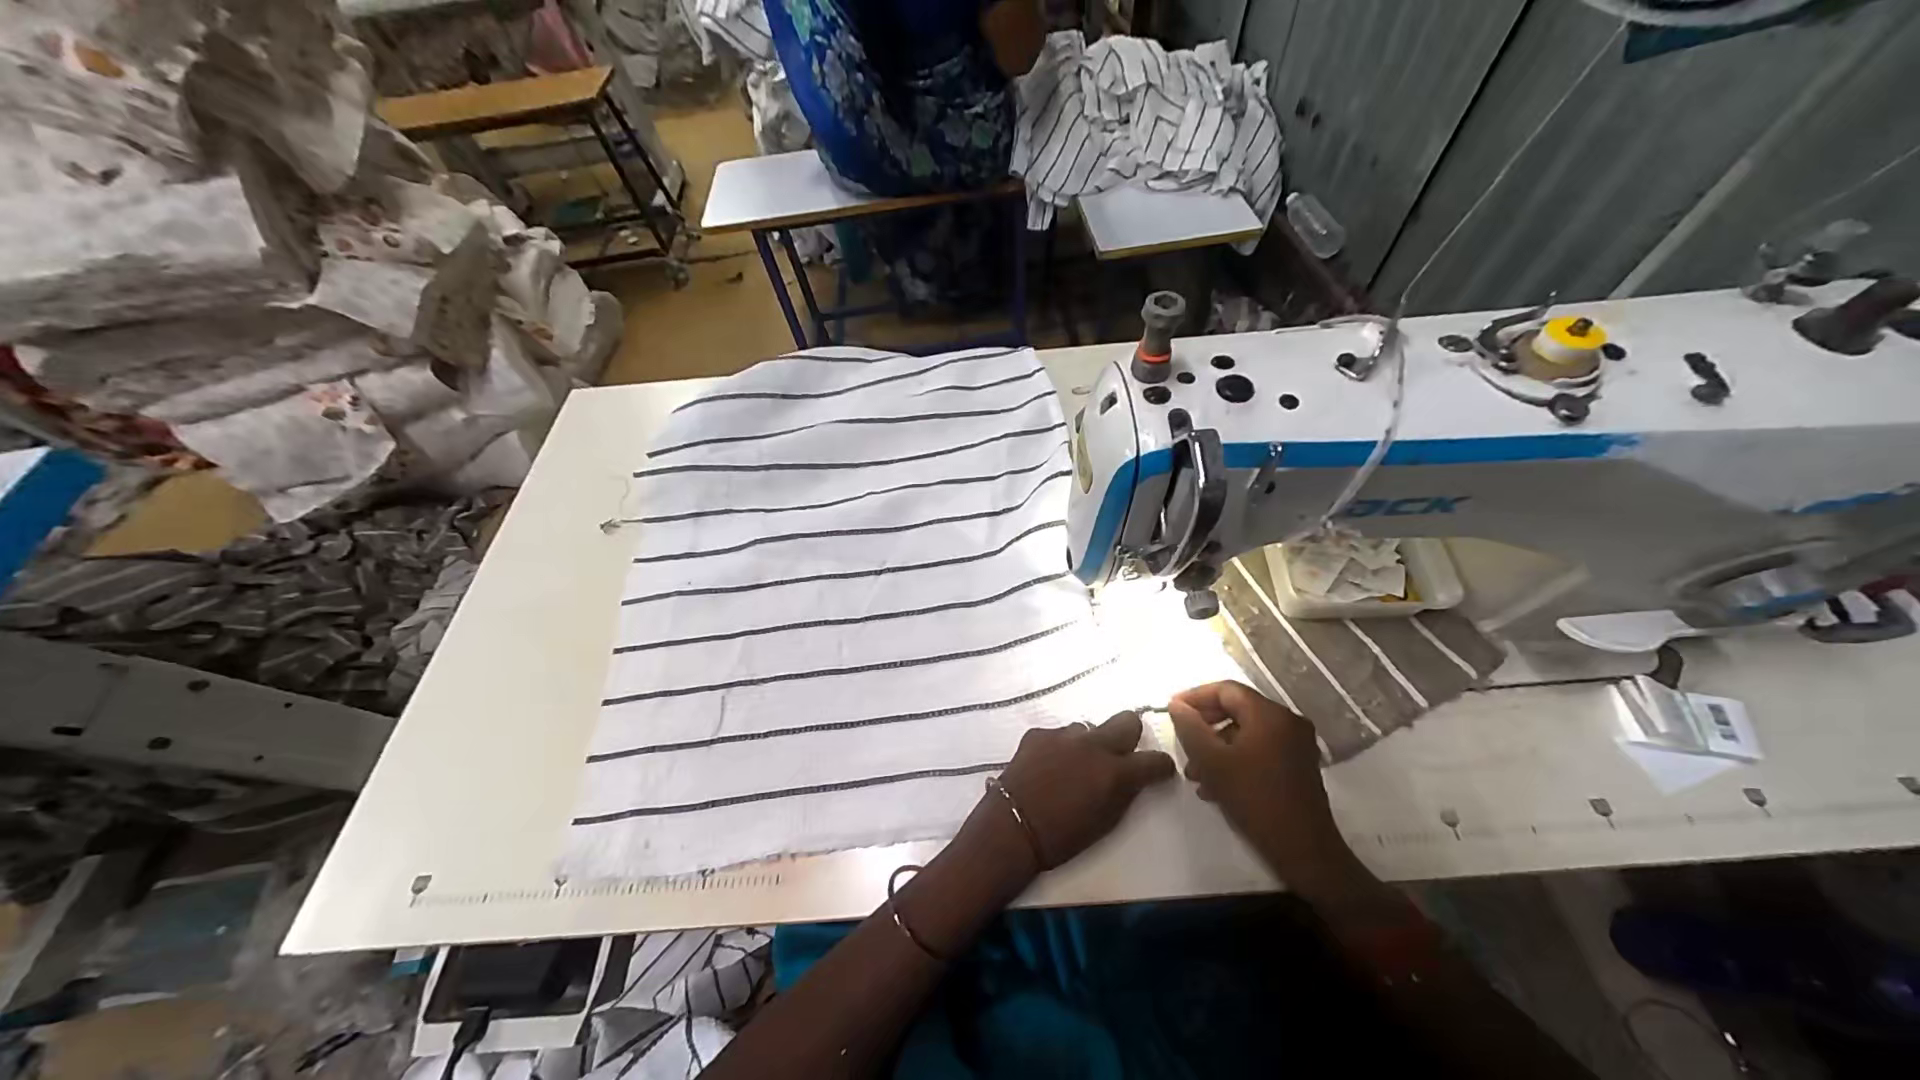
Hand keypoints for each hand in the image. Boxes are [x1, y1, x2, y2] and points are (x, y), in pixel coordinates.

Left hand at [997, 711, 1175, 868]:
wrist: (1012, 828)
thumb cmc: (1063, 837)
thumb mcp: (1106, 821)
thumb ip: (1124, 793)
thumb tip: (1132, 780)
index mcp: (1116, 772)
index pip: (1155, 760)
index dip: (1160, 766)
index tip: (1159, 771)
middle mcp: (1094, 745)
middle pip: (1126, 720)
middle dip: (1129, 736)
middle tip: (1120, 755)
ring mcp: (1064, 735)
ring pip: (1088, 729)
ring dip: (1088, 745)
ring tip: (1074, 767)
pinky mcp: (1038, 734)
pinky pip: (1057, 735)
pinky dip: (1058, 748)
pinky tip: (1047, 767)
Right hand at [1169, 681, 1366, 898]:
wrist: (1303, 849)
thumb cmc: (1255, 799)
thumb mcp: (1212, 762)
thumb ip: (1190, 728)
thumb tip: (1177, 706)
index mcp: (1270, 715)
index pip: (1226, 690)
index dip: (1194, 697)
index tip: (1171, 711)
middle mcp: (1287, 722)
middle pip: (1236, 709)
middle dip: (1204, 725)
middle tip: (1181, 741)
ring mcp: (1296, 744)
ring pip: (1245, 732)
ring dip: (1216, 746)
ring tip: (1194, 773)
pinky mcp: (1297, 765)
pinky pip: (1259, 749)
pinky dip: (1234, 758)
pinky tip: (1215, 785)